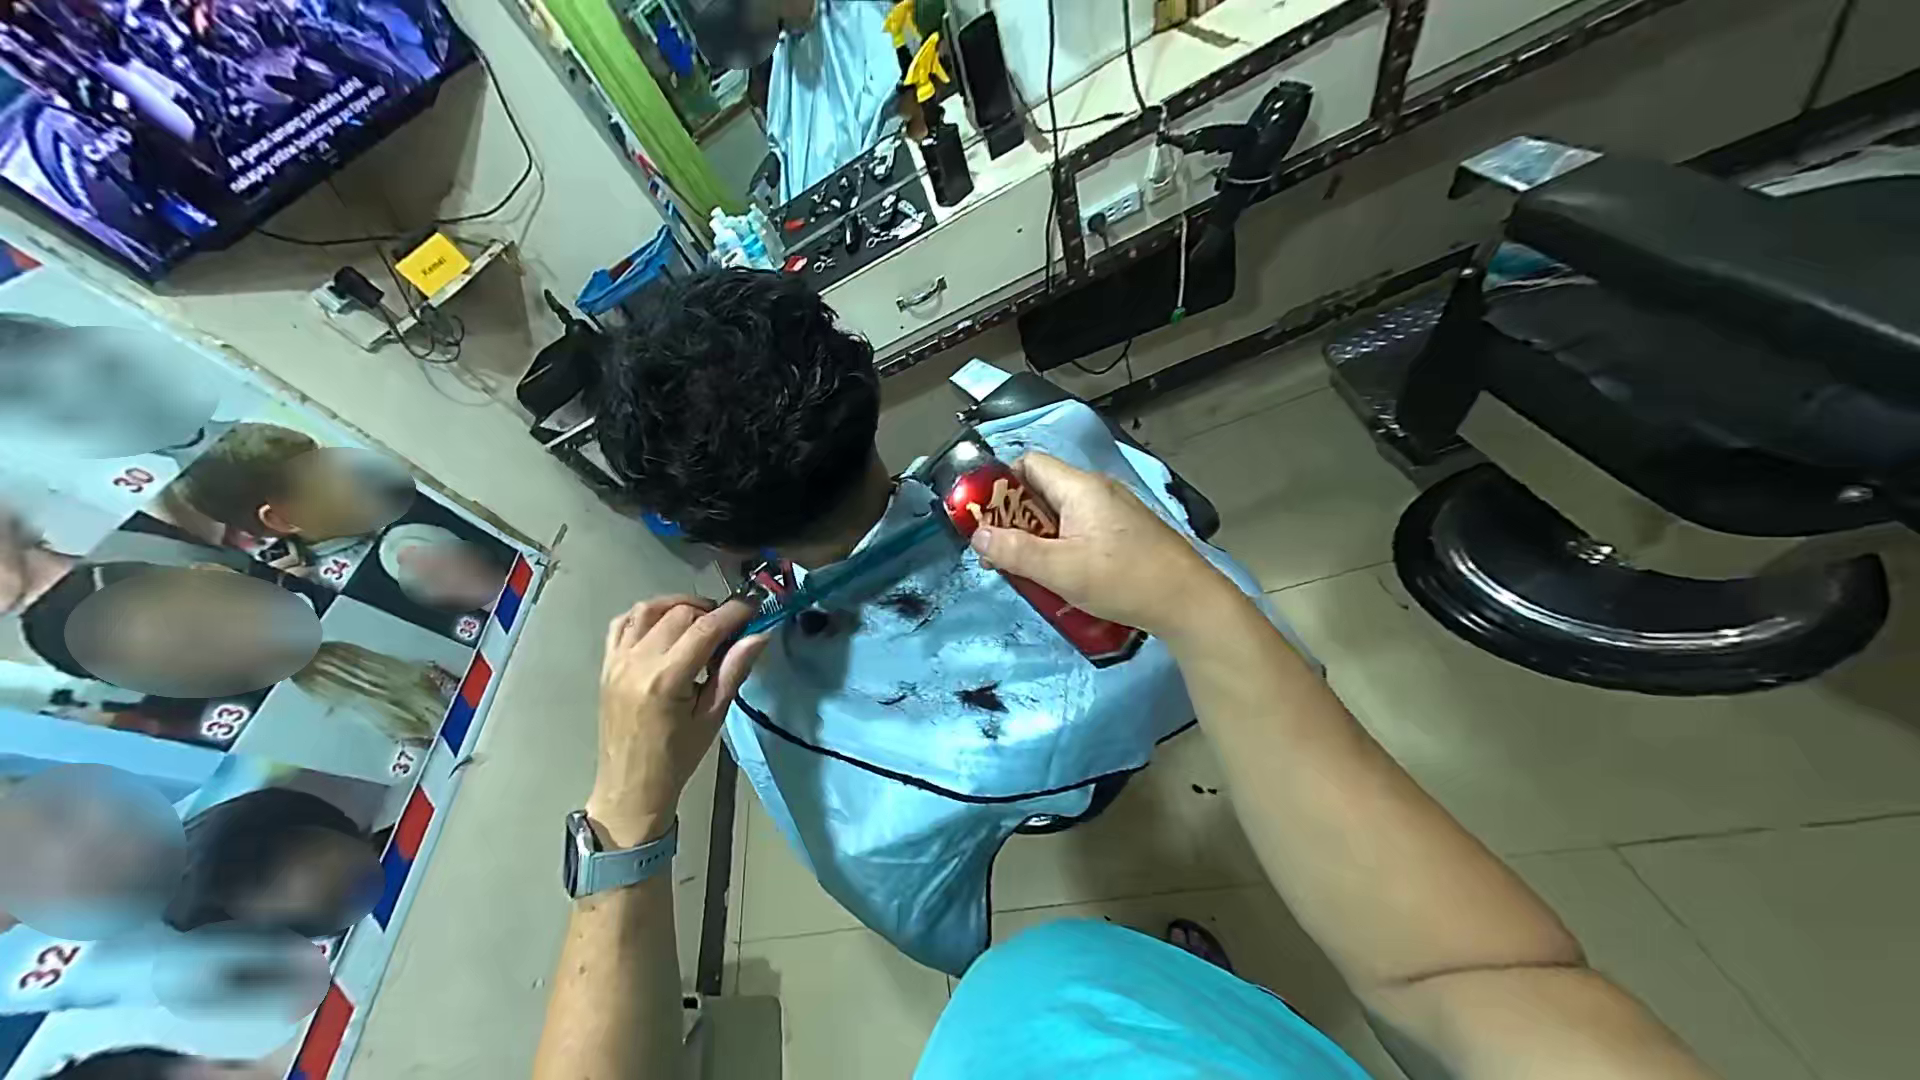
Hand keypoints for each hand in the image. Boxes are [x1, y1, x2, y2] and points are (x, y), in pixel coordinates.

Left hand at [587, 596, 768, 846]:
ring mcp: (617, 661)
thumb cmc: (677, 757)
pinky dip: (648, 614)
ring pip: (649, 609)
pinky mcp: (607, 664)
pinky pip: (623, 623)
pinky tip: (666, 624)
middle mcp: (638, 662)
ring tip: (702, 620)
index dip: (734, 612)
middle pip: (680, 613)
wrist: (630, 787)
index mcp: (666, 680)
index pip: (705, 628)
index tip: (755, 607)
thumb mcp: (713, 716)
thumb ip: (734, 670)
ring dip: (680, 606)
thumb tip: (760, 634)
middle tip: (732, 626)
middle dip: (712, 611)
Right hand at [966, 452, 1242, 641]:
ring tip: (1030, 569)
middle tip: (1003, 552)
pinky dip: (1063, 545)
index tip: (986, 518)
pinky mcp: (1126, 532)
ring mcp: (1115, 511)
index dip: (1000, 484)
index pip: (1028, 464)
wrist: (1190, 603)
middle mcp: (1098, 490)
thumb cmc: (1123, 580)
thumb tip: (977, 534)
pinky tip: (1064, 575)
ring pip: (1061, 513)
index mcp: (1080, 487)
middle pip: (1042, 490)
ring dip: (1039, 536)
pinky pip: (1081, 528)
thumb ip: (1015, 551)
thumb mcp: (1060, 570)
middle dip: (1016, 518)